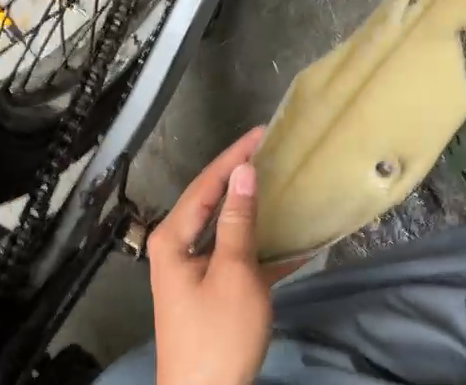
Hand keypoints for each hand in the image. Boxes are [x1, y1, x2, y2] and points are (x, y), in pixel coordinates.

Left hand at [148, 127, 271, 384]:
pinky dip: (261, 244)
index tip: (264, 132)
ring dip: (254, 208)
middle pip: (212, 200)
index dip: (235, 156)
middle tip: (275, 151)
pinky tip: (292, 240)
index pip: (206, 183)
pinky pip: (236, 254)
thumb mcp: (234, 273)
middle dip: (242, 176)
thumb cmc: (217, 334)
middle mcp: (177, 248)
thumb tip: (244, 171)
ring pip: (227, 227)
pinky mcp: (210, 291)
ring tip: (284, 182)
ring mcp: (193, 271)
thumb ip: (238, 221)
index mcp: (173, 239)